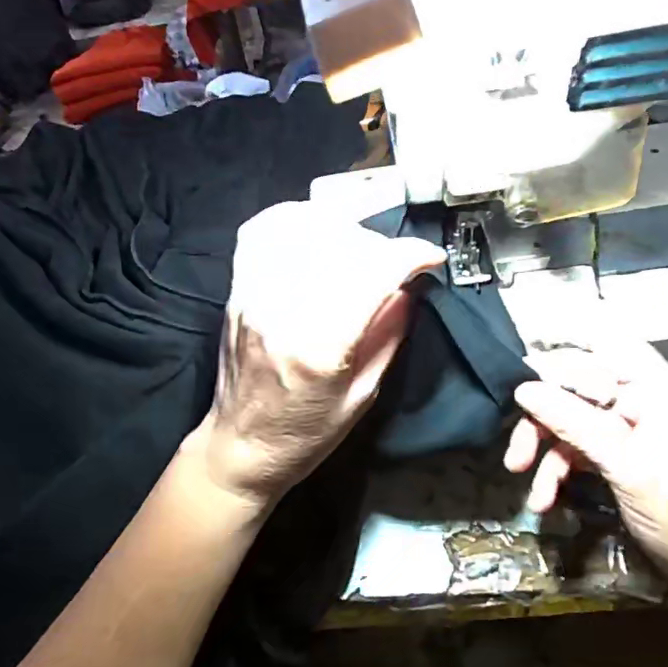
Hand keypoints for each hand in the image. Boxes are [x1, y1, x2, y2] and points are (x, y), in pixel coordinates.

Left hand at [201, 201, 445, 511]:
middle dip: (381, 243)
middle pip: (341, 243)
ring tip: (360, 246)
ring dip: (343, 228)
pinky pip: (260, 232)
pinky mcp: (237, 291)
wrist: (239, 447)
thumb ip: (387, 336)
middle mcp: (283, 312)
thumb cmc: (305, 433)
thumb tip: (407, 288)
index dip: (411, 254)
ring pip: (303, 230)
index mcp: (320, 348)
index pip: (373, 273)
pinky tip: (315, 229)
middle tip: (395, 261)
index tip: (430, 257)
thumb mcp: (363, 395)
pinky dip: (292, 219)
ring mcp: (254, 296)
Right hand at [503, 342, 667, 605]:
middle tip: (516, 453)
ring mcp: (638, 430)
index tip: (518, 377)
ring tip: (527, 483)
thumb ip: (574, 422)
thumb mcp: (626, 465)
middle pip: (582, 389)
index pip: (604, 348)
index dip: (561, 357)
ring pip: (577, 421)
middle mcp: (649, 400)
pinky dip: (562, 469)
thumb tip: (523, 388)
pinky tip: (545, 498)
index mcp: (662, 389)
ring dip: (548, 450)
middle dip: (544, 418)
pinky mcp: (628, 457)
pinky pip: (585, 449)